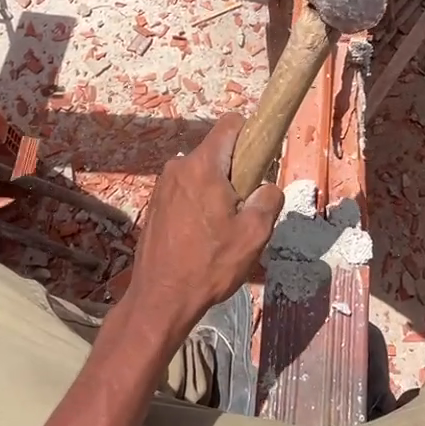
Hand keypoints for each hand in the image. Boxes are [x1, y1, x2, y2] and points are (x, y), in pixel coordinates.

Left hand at [128, 113, 282, 327]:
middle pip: (218, 151)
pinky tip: (202, 236)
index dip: (251, 134)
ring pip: (202, 172)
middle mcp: (179, 166)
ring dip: (217, 190)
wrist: (159, 300)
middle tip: (243, 208)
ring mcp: (163, 184)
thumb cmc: (208, 265)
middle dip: (236, 172)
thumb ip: (269, 200)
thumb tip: (267, 188)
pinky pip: (187, 189)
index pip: (231, 124)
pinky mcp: (155, 203)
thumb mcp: (253, 235)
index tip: (261, 161)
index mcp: (202, 165)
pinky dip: (199, 203)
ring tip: (222, 229)